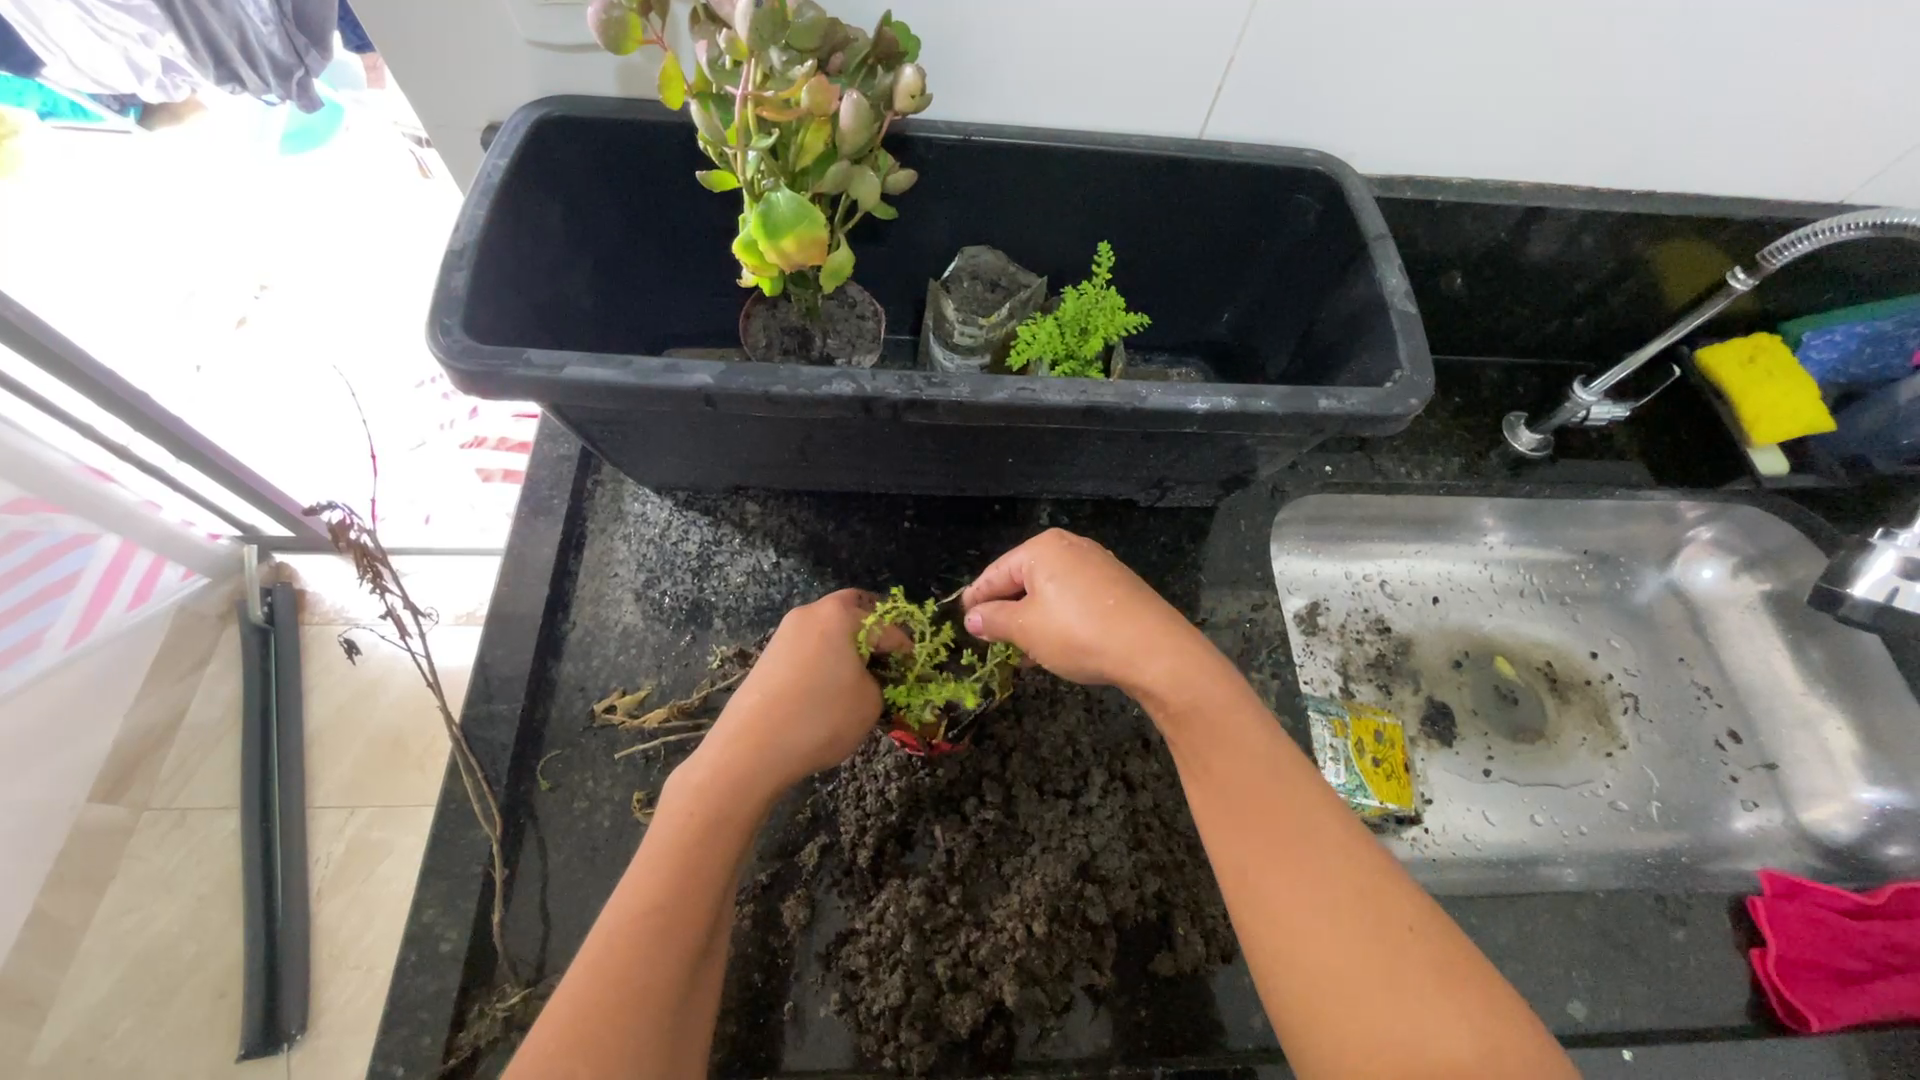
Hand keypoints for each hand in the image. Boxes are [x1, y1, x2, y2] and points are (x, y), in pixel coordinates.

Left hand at [693, 589, 896, 798]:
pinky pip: (809, 650)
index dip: (906, 651)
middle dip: (873, 636)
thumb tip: (870, 679)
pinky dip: (825, 663)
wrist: (751, 749)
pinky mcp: (769, 656)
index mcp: (840, 614)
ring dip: (847, 650)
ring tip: (858, 684)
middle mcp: (810, 613)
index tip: (916, 672)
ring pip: (828, 632)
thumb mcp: (870, 702)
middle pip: (853, 614)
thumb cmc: (821, 717)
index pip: (887, 626)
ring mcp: (785, 633)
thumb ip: (879, 682)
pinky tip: (829, 693)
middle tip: (886, 666)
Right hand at [959, 529, 1209, 696]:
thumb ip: (994, 620)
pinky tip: (1052, 648)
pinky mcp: (1117, 587)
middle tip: (989, 638)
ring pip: (1049, 593)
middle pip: (1024, 579)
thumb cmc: (1078, 634)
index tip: (962, 619)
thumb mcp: (1026, 629)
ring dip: (1031, 621)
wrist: (1154, 651)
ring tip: (1019, 652)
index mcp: (1043, 549)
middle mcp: (1071, 548)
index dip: (976, 598)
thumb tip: (973, 618)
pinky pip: (1073, 600)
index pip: (996, 572)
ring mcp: (1097, 566)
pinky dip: (1057, 621)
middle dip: (1006, 611)